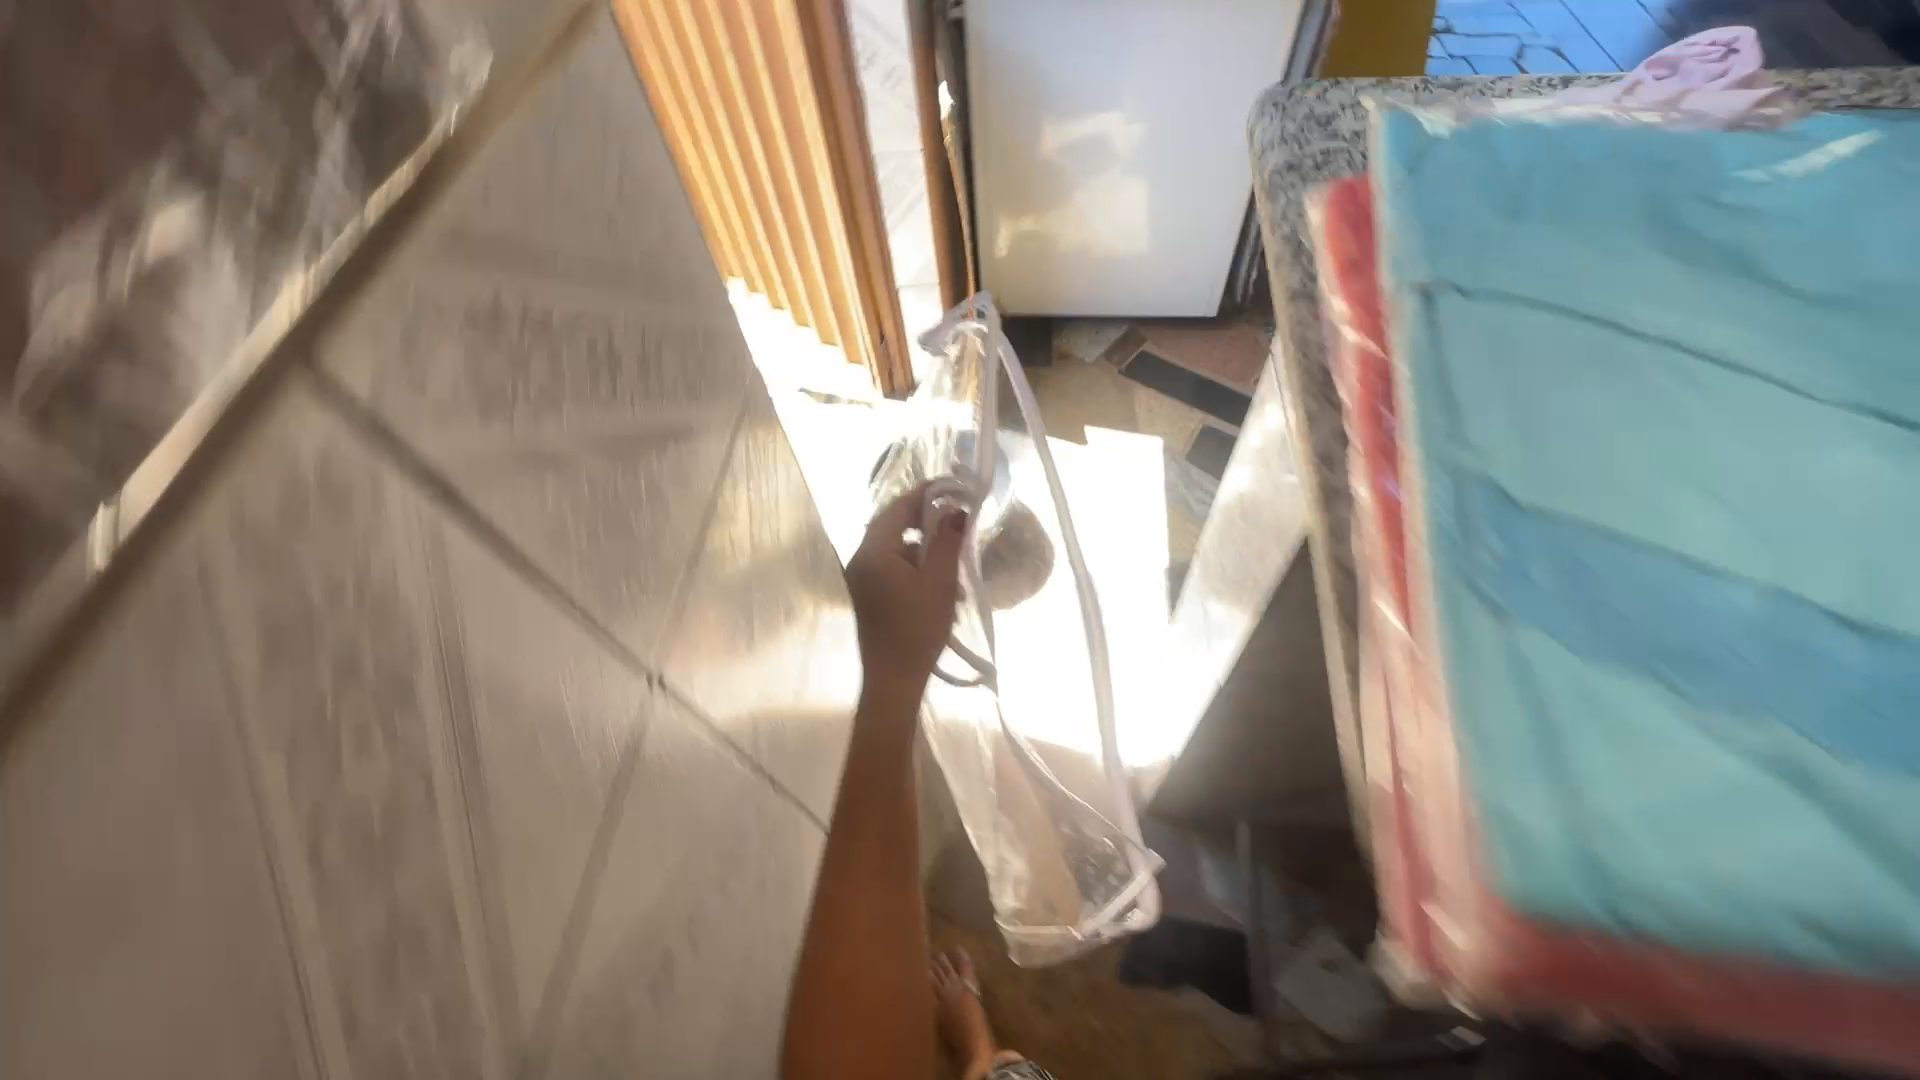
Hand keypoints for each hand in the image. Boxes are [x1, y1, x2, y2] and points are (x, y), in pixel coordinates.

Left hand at [846, 482, 967, 703]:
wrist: (893, 680)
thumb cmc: (918, 631)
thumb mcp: (939, 583)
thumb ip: (946, 542)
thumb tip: (956, 510)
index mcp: (874, 552)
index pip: (897, 508)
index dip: (924, 494)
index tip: (952, 488)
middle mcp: (861, 558)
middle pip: (893, 525)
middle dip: (926, 521)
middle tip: (957, 521)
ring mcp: (862, 577)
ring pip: (894, 547)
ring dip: (923, 548)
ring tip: (952, 564)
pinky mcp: (868, 593)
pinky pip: (891, 566)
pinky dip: (915, 566)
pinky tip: (939, 585)